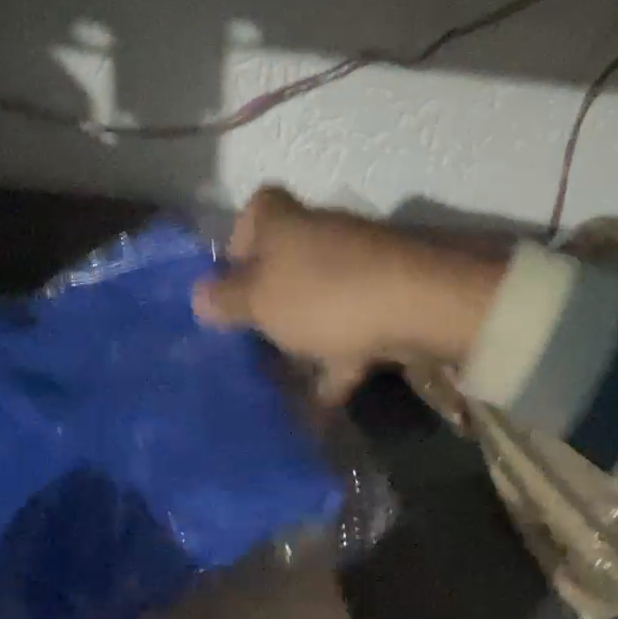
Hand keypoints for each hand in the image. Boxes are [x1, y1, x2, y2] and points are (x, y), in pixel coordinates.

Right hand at [192, 187, 505, 401]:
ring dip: (303, 336)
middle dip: (269, 300)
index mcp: (283, 222)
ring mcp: (359, 268)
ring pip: (320, 301)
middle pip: (287, 261)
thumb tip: (199, 296)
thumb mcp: (258, 300)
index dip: (239, 240)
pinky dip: (338, 365)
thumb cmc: (322, 295)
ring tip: (279, 381)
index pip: (256, 209)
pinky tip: (321, 409)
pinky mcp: (388, 301)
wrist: (418, 306)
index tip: (229, 279)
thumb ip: (224, 299)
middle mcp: (321, 235)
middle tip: (248, 338)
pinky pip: (352, 336)